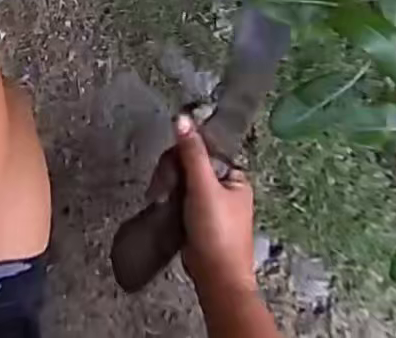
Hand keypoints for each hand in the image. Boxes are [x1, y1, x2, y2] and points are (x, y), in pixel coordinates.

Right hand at [173, 114, 258, 298]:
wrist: (216, 280)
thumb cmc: (216, 231)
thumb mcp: (203, 186)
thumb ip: (192, 152)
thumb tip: (181, 117)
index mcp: (235, 177)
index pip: (205, 148)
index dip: (185, 150)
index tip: (170, 162)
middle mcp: (226, 187)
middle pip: (191, 162)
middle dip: (173, 171)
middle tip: (163, 184)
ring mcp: (212, 202)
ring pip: (183, 178)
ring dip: (169, 184)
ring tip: (160, 197)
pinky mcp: (198, 216)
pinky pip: (180, 195)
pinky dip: (170, 196)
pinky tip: (162, 201)